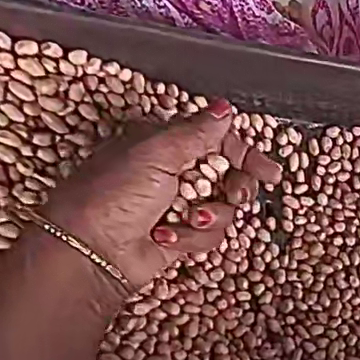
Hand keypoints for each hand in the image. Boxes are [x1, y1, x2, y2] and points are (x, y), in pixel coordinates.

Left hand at [38, 103, 277, 290]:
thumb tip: (224, 110)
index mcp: (166, 145)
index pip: (219, 143)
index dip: (246, 156)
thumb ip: (197, 133)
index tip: (268, 172)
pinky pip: (209, 235)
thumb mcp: (157, 154)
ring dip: (210, 216)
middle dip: (234, 189)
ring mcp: (178, 206)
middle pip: (229, 178)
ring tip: (188, 218)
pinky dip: (192, 238)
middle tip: (234, 196)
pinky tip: (166, 237)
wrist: (92, 250)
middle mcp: (175, 173)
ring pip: (224, 210)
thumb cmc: (114, 195)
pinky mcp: (181, 235)